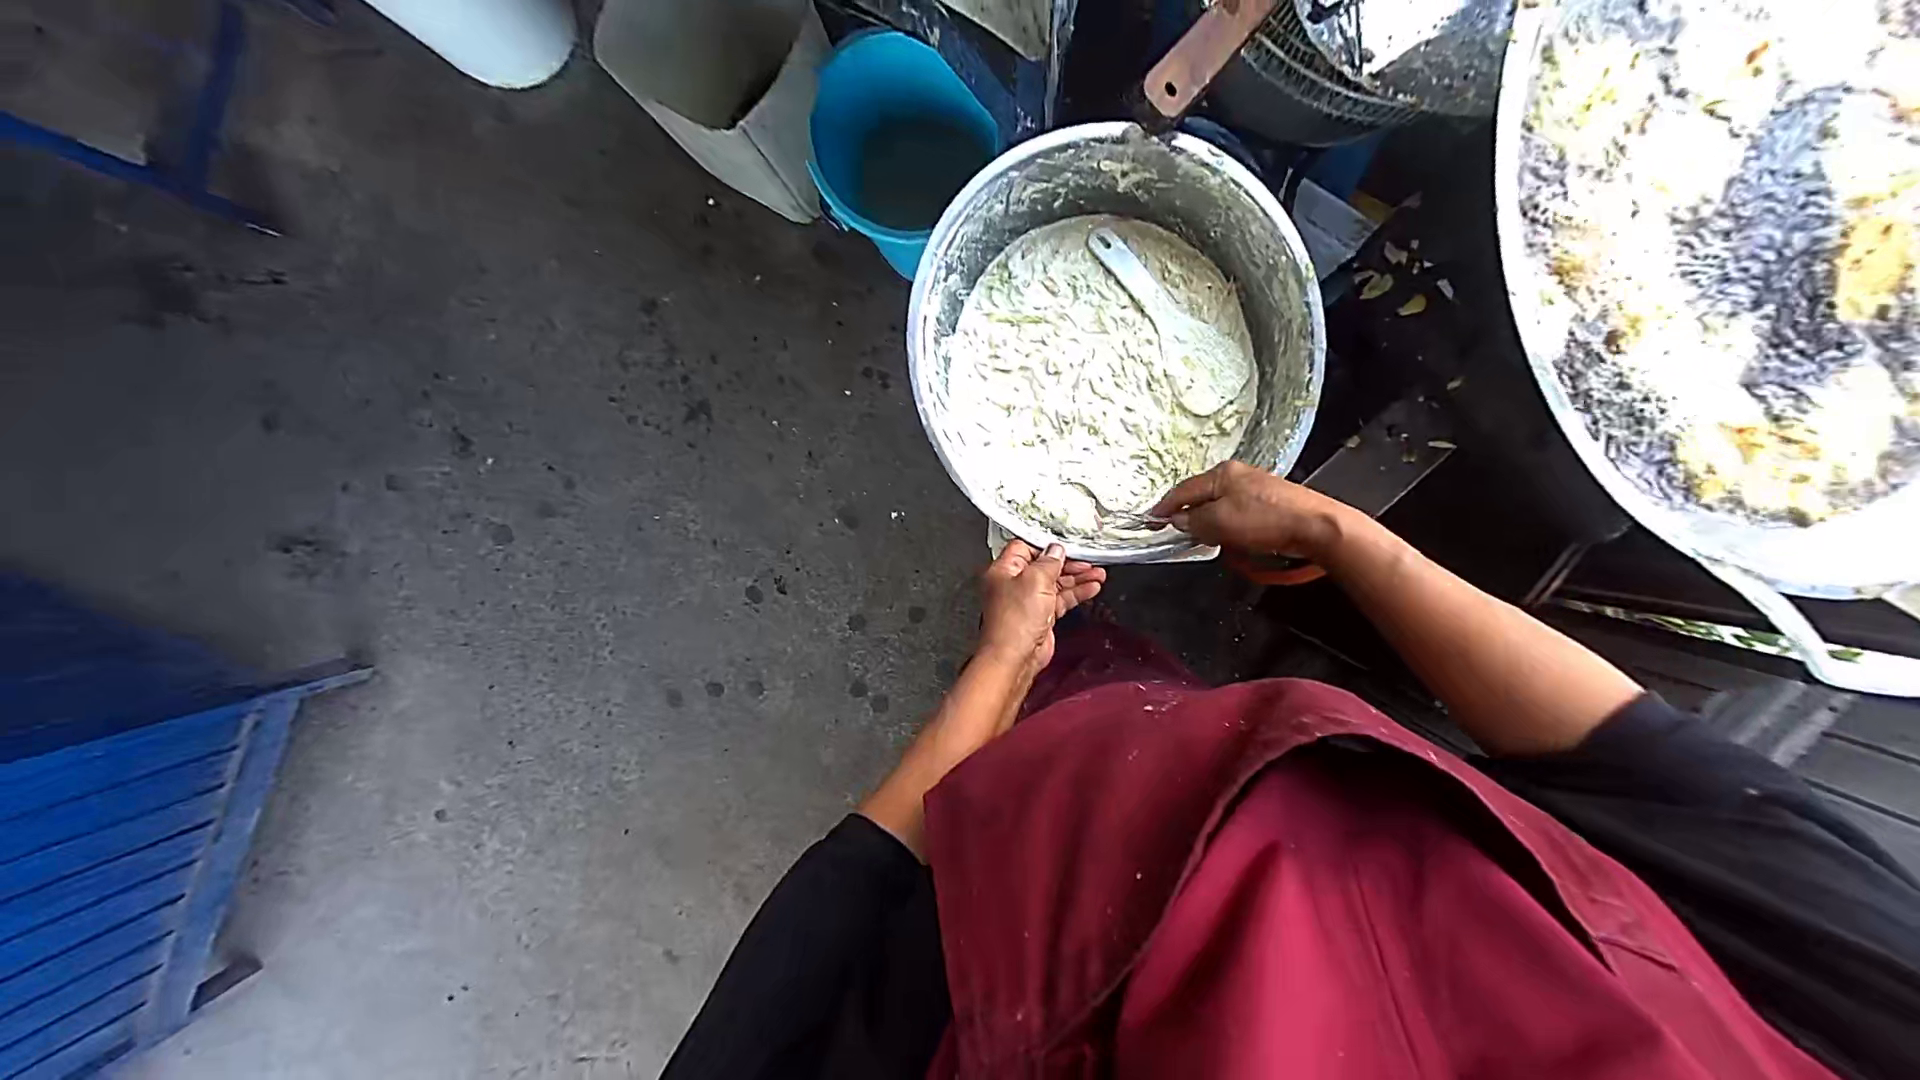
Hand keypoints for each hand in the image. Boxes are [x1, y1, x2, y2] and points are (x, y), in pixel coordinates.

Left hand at [976, 540, 1106, 673]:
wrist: (1015, 656)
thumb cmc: (1014, 622)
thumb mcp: (1035, 580)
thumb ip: (1048, 562)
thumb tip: (1056, 550)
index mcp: (1003, 570)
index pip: (1025, 547)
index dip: (1047, 545)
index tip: (1066, 545)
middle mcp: (1013, 584)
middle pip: (1043, 565)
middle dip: (1068, 562)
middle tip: (1088, 560)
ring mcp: (1027, 601)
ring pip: (1055, 583)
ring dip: (1077, 577)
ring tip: (1097, 573)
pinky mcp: (1040, 616)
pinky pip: (1060, 599)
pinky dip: (1076, 593)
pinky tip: (1091, 588)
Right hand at [1150, 461, 1351, 559]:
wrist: (1318, 527)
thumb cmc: (1265, 521)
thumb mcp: (1219, 522)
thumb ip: (1192, 521)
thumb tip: (1179, 520)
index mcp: (1221, 473)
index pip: (1182, 490)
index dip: (1164, 507)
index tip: (1150, 521)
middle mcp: (1237, 474)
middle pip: (1201, 496)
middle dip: (1188, 515)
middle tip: (1179, 534)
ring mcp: (1255, 487)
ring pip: (1219, 505)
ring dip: (1209, 523)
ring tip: (1207, 539)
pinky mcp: (1270, 501)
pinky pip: (1236, 512)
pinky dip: (1228, 525)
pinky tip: (1232, 537)